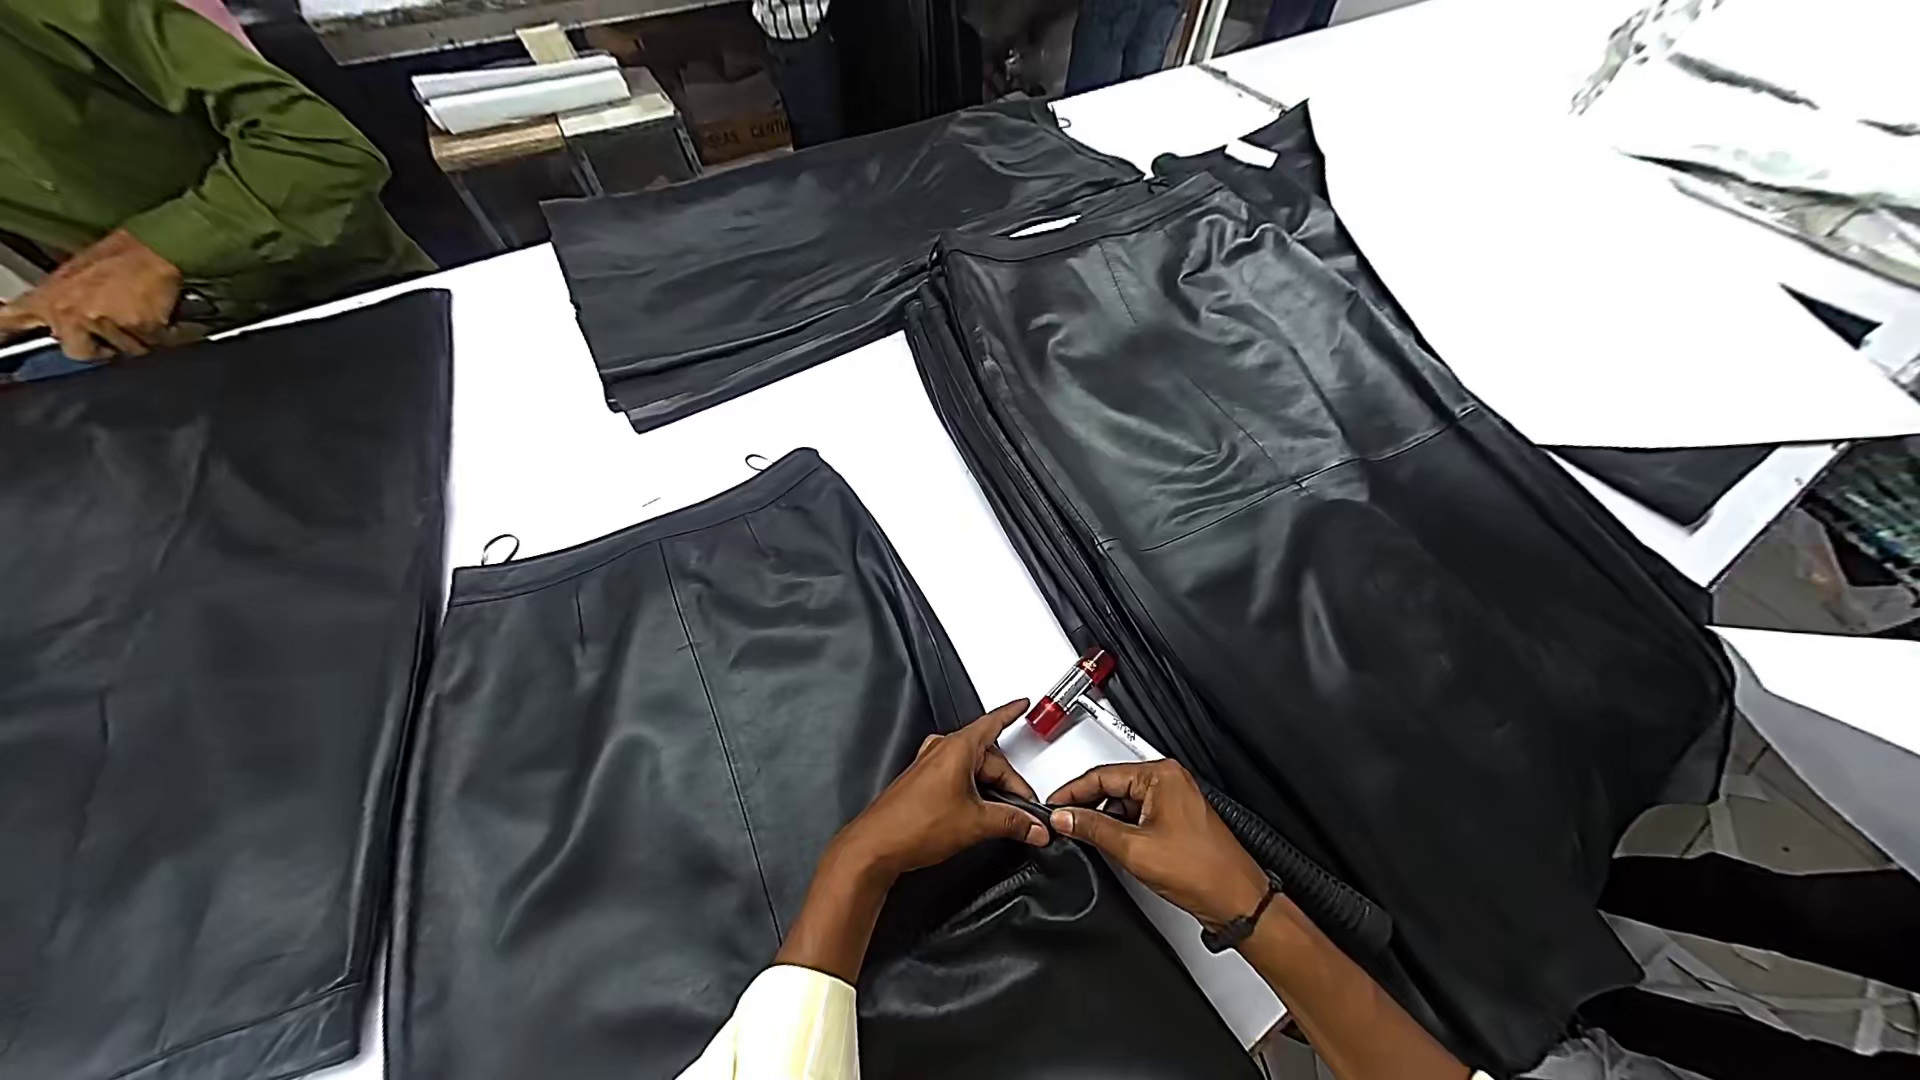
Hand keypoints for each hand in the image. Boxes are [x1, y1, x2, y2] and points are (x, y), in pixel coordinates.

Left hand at [0, 229, 182, 360]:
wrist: (146, 255)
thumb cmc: (110, 262)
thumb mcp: (66, 280)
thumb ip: (55, 305)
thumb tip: (54, 327)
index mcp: (42, 300)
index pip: (7, 322)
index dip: (6, 334)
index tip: (7, 344)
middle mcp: (65, 314)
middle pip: (78, 352)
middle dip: (98, 348)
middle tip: (112, 338)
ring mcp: (101, 323)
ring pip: (126, 350)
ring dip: (138, 340)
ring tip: (143, 319)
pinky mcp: (138, 328)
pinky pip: (153, 342)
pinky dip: (162, 334)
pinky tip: (160, 319)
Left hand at [833, 699, 1050, 879]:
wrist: (877, 845)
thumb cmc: (912, 824)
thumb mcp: (975, 823)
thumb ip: (1011, 822)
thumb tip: (1032, 826)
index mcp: (957, 747)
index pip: (992, 723)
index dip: (1011, 713)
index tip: (1022, 704)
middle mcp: (943, 749)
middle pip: (989, 757)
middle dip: (1010, 781)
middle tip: (1026, 807)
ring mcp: (931, 764)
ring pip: (973, 769)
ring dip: (991, 789)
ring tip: (1005, 815)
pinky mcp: (925, 781)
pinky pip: (958, 777)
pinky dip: (975, 792)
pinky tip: (980, 813)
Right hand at [1048, 760, 1268, 927]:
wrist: (1239, 903)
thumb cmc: (1204, 872)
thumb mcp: (1134, 849)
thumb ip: (1093, 828)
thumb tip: (1066, 817)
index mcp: (1161, 775)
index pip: (1102, 775)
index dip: (1073, 792)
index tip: (1054, 805)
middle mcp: (1169, 780)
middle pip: (1112, 785)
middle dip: (1087, 805)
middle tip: (1063, 821)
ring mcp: (1173, 798)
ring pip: (1123, 801)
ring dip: (1104, 818)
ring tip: (1086, 836)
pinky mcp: (1175, 818)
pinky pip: (1137, 814)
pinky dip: (1121, 827)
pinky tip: (1111, 843)